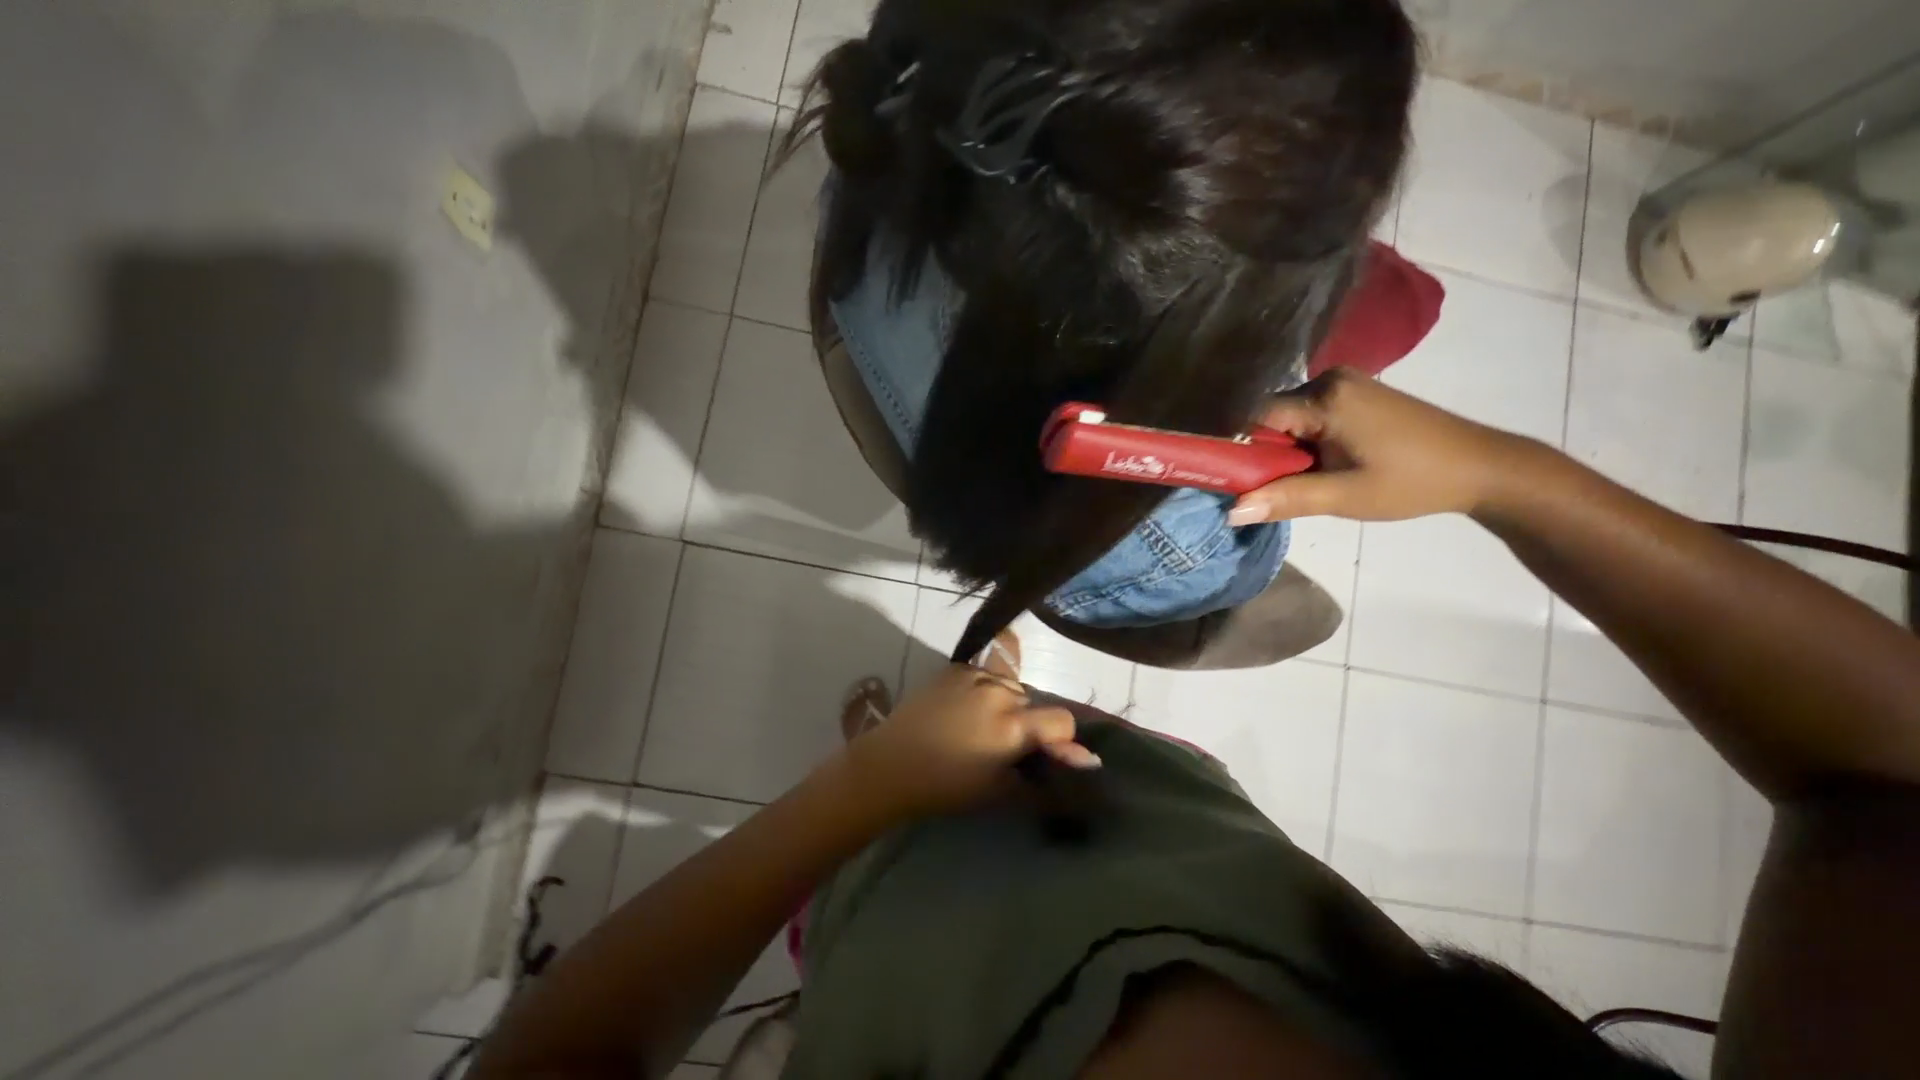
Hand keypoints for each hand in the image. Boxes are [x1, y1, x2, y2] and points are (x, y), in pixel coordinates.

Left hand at [841, 665, 1094, 819]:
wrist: (889, 767)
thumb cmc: (947, 787)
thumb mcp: (1001, 790)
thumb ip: (1047, 776)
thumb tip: (1087, 762)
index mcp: (1013, 725)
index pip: (1062, 720)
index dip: (1059, 741)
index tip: (1041, 755)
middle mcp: (999, 692)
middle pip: (1033, 703)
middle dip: (1027, 723)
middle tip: (1001, 747)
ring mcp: (974, 675)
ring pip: (1010, 687)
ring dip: (1006, 705)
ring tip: (979, 728)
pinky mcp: (953, 669)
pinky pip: (984, 676)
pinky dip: (983, 692)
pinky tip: (964, 711)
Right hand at [1228, 368, 1534, 524]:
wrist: (1481, 467)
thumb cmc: (1412, 482)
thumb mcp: (1344, 496)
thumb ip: (1286, 499)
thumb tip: (1231, 511)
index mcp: (1325, 397)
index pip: (1257, 417)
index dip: (1241, 449)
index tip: (1234, 482)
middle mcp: (1330, 379)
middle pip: (1273, 417)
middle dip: (1268, 454)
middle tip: (1276, 491)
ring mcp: (1348, 383)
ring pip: (1292, 418)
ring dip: (1289, 451)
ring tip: (1306, 482)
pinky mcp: (1359, 394)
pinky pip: (1313, 415)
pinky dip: (1308, 442)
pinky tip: (1324, 467)